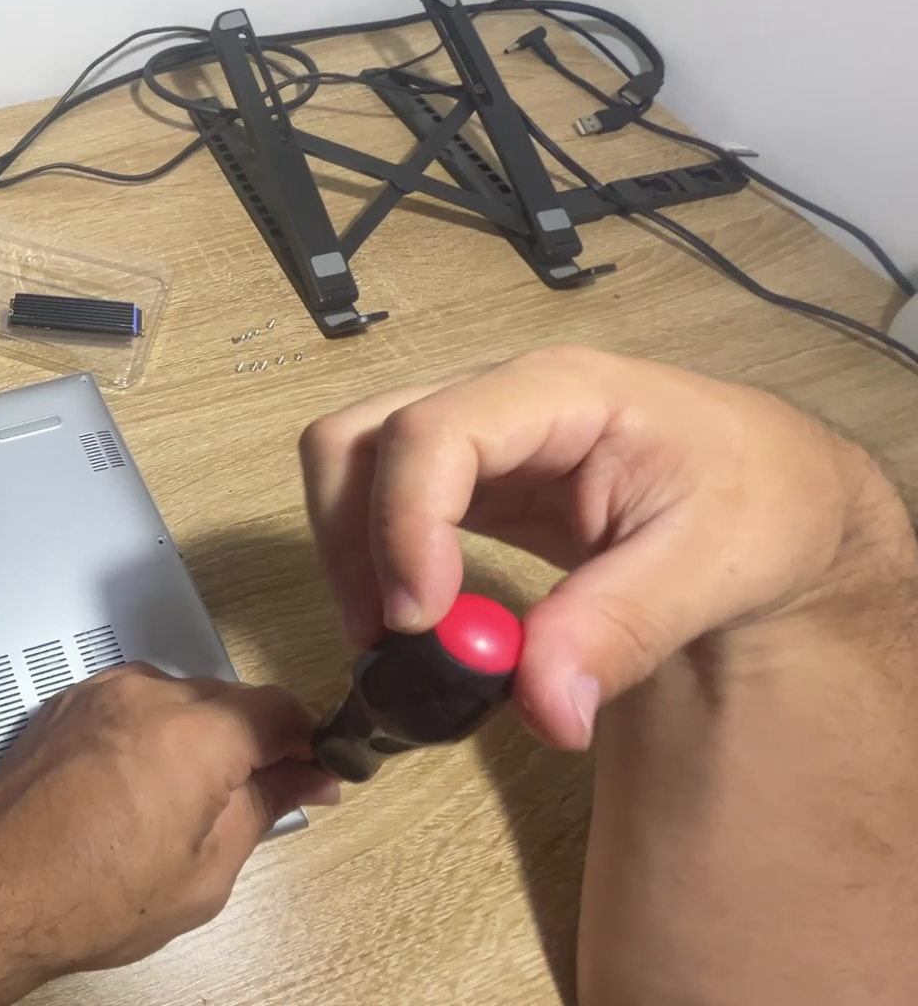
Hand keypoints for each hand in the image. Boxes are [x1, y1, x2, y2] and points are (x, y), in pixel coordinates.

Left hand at [0, 663, 337, 980]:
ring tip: (179, 798)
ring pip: (179, 696)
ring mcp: (101, 689)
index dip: (305, 742)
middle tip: (252, 797)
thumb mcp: (204, 870)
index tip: (310, 775)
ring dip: (197, 733)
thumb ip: (264, 806)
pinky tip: (134, 780)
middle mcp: (147, 692)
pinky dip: (150, 728)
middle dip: (251, 741)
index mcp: (195, 732)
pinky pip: (131, 699)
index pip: (280, 709)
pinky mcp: (68, 698)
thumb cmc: (92, 895)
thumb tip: (309, 776)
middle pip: (229, 699)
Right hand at [299, 345, 914, 749]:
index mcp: (556, 392)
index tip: (419, 620)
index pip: (429, 433)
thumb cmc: (758, 502)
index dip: (402, 523)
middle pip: (352, 439)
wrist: (762, 486)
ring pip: (340, 463)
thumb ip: (623, 632)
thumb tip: (543, 710)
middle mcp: (483, 396)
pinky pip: (364, 494)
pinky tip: (400, 607)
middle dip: (345, 536)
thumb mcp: (718, 567)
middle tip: (377, 629)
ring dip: (343, 549)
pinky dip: (361, 554)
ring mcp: (455, 428)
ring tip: (382, 629)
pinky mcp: (443, 469)